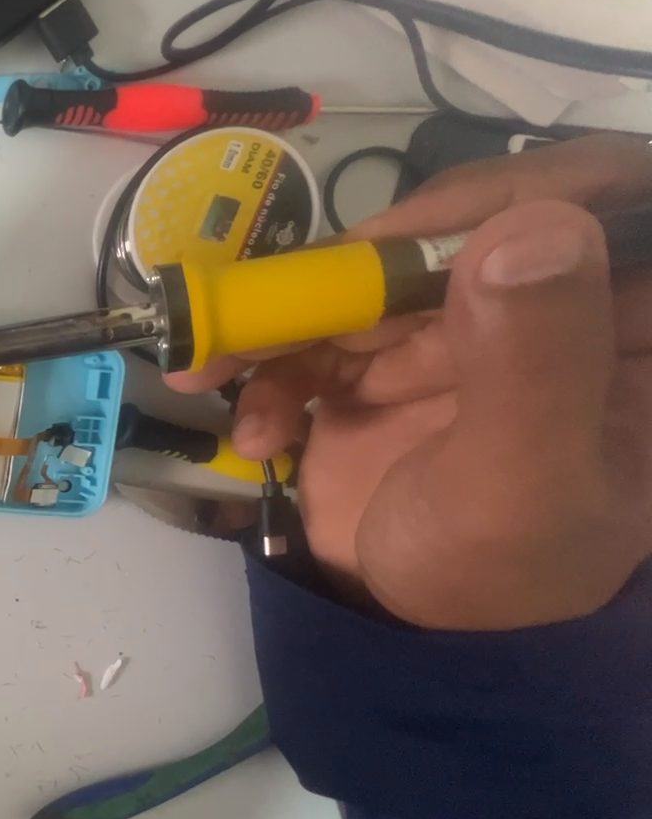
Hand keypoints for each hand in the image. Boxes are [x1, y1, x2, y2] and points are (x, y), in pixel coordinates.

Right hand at [168, 135, 651, 629]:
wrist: (410, 622)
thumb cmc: (501, 565)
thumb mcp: (524, 476)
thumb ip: (531, 363)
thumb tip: (526, 227)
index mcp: (617, 323)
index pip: (591, 200)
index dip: (493, 196)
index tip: (391, 240)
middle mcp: (528, 313)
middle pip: (432, 241)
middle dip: (330, 281)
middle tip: (254, 315)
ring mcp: (439, 339)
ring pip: (346, 290)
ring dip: (266, 333)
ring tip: (207, 374)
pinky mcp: (363, 369)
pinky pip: (299, 346)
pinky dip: (260, 383)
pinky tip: (256, 435)